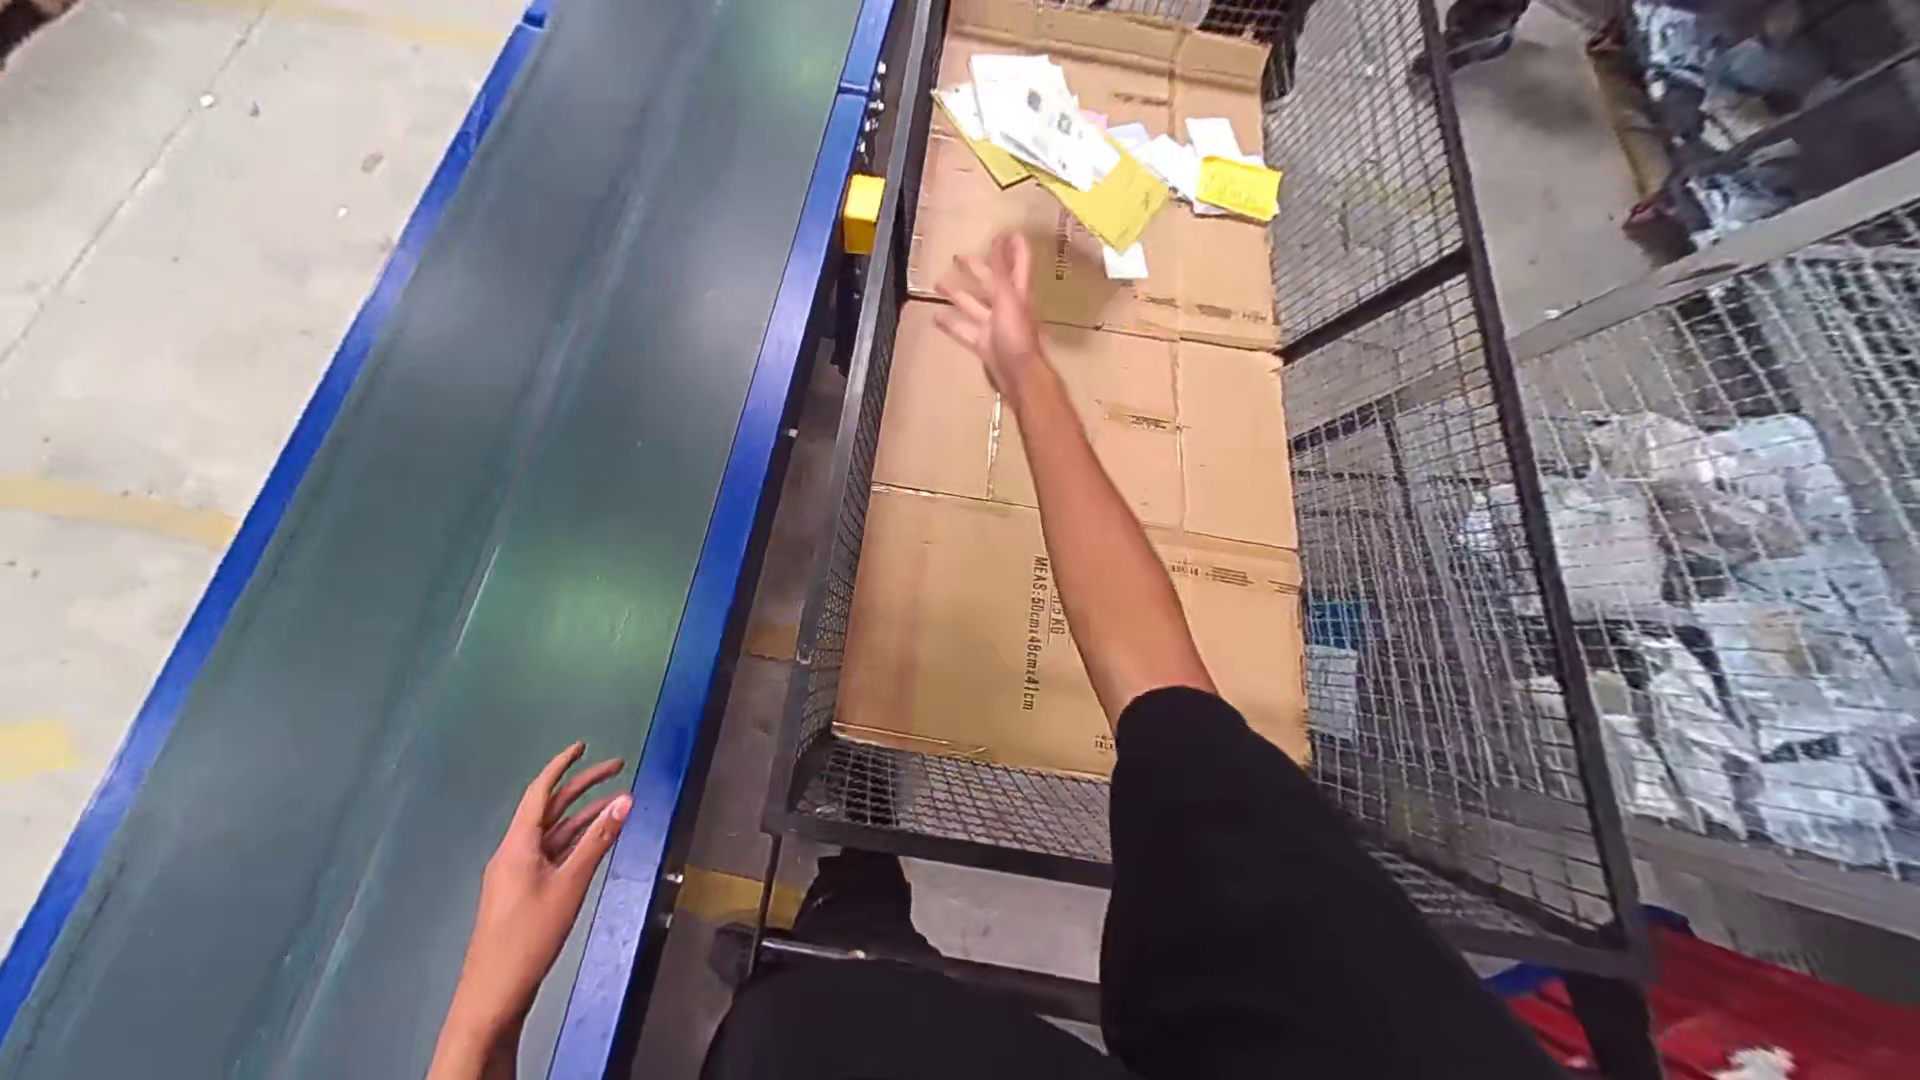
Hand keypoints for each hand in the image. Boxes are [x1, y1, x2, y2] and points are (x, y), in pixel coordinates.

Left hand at [438, 744, 630, 1048]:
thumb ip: (598, 840)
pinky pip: (554, 852)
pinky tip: (598, 838)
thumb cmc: (528, 935)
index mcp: (517, 846)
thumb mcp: (570, 884)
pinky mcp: (524, 891)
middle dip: (583, 786)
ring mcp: (518, 873)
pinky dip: (578, 839)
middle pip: (550, 809)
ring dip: (585, 814)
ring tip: (618, 802)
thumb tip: (625, 800)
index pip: (539, 793)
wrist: (493, 995)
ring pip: (555, 832)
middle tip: (616, 768)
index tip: (582, 746)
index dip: (561, 766)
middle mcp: (514, 853)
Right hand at [933, 231, 1047, 397]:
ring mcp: (994, 326)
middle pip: (989, 282)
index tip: (1004, 231)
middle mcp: (1006, 306)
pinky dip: (950, 323)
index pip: (1019, 262)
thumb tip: (1001, 237)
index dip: (1013, 246)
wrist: (1018, 375)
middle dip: (975, 268)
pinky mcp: (983, 344)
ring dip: (957, 294)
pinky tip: (936, 317)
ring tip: (939, 284)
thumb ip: (1002, 268)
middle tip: (957, 256)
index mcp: (1017, 291)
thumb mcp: (1008, 296)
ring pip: (973, 305)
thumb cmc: (1017, 335)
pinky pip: (964, 330)